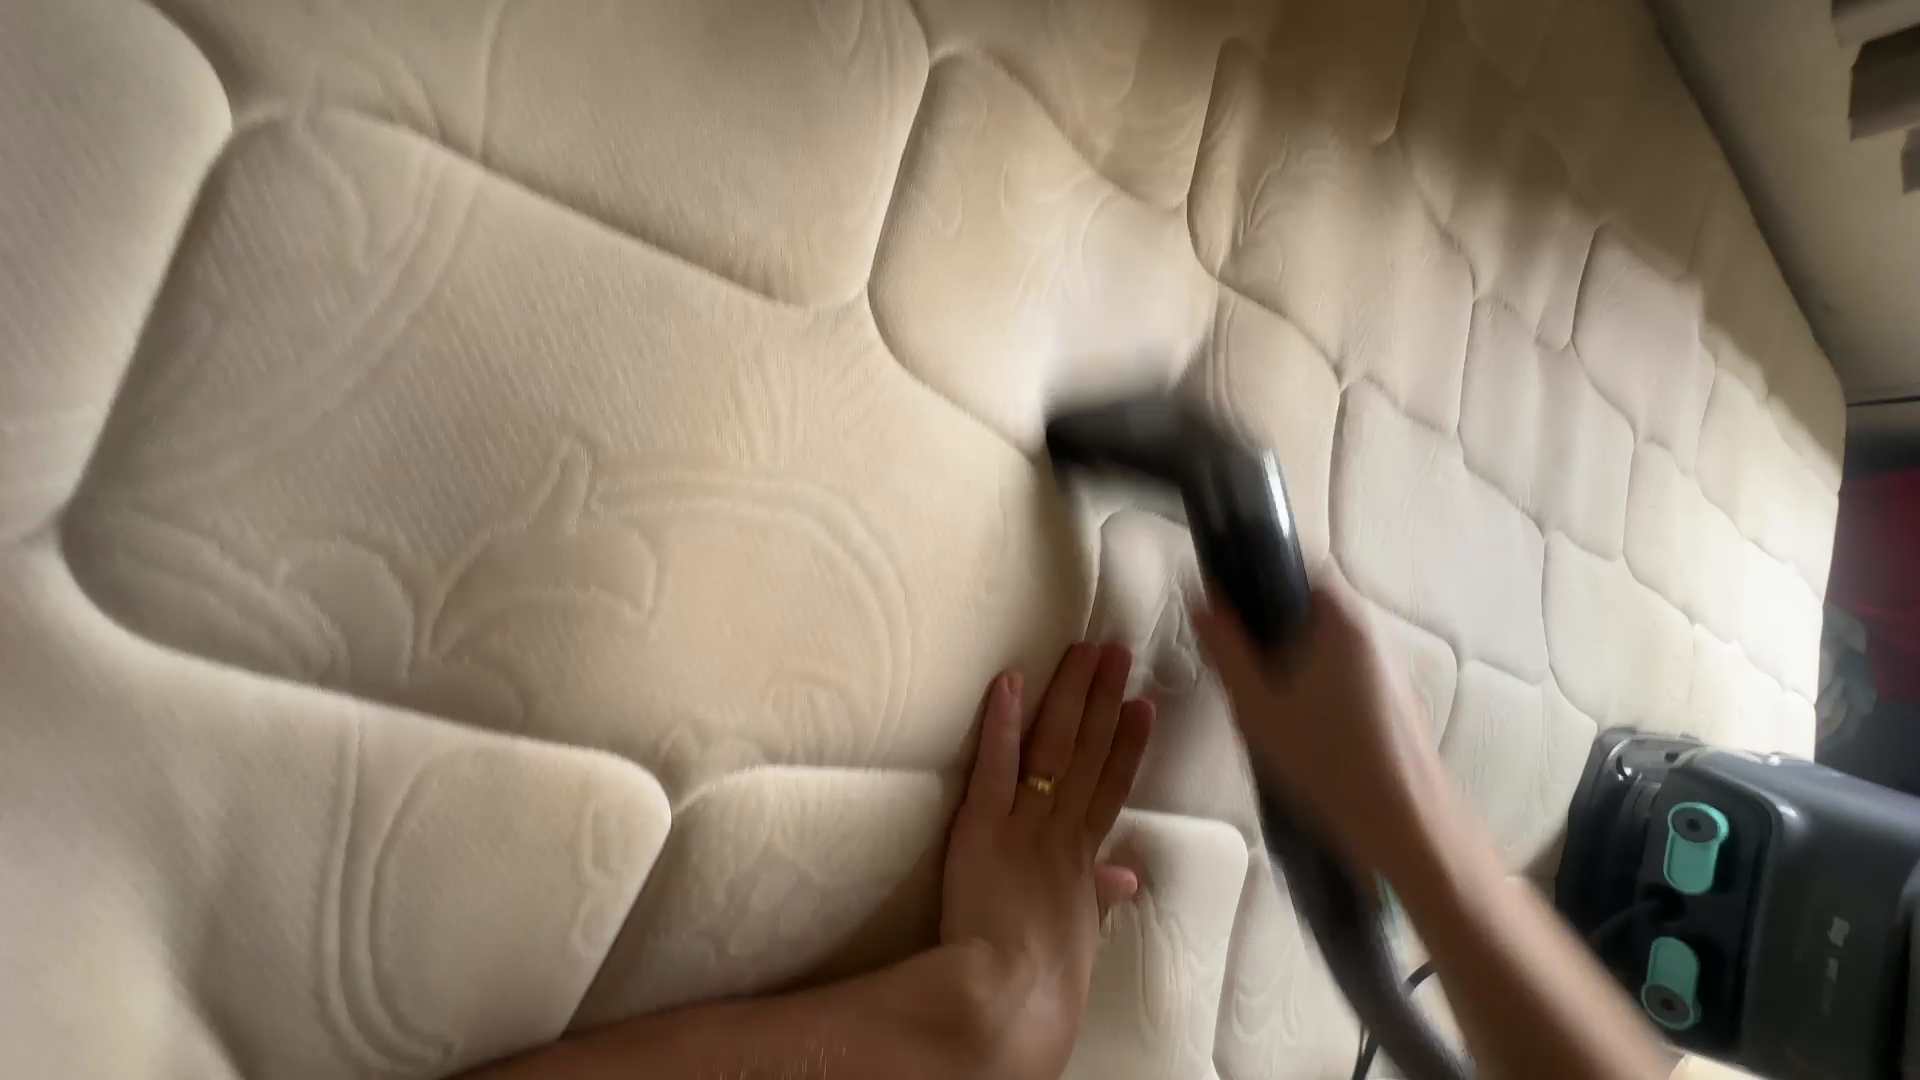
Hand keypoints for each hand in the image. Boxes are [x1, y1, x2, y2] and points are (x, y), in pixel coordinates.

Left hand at [939, 643, 1154, 1079]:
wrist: (1009, 1006)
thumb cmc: (1044, 982)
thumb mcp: (1084, 937)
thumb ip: (1102, 896)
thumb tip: (1126, 874)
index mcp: (1083, 856)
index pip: (1113, 784)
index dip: (1129, 742)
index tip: (1143, 704)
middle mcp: (1061, 829)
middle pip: (1089, 751)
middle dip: (1105, 697)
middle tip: (1118, 650)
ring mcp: (1025, 823)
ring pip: (1054, 746)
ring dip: (1071, 694)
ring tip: (1086, 651)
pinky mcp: (984, 825)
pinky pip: (997, 766)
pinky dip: (1004, 723)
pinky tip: (1010, 682)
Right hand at [1191, 580, 1450, 878]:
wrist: (1407, 828)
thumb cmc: (1325, 760)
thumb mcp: (1256, 706)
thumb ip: (1226, 650)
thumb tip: (1201, 604)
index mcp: (1340, 620)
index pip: (1295, 568)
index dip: (1255, 579)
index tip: (1225, 606)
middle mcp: (1371, 631)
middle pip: (1309, 604)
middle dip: (1269, 623)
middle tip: (1235, 657)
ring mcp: (1389, 664)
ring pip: (1326, 637)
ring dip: (1292, 652)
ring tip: (1260, 691)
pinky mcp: (1396, 695)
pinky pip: (1344, 664)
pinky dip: (1316, 675)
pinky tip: (1297, 718)